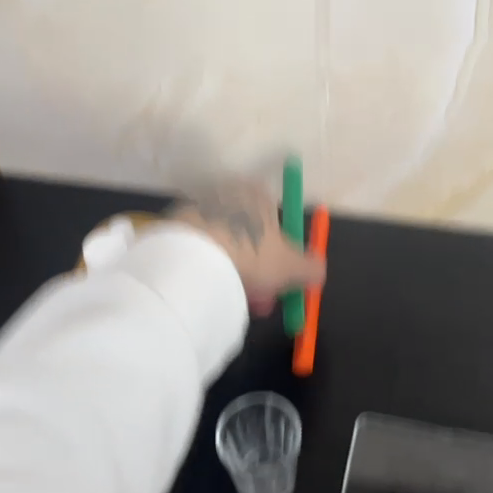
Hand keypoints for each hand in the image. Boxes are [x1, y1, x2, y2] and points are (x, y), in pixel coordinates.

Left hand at [168, 180, 325, 315]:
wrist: (193, 257)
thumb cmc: (252, 254)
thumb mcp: (292, 267)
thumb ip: (310, 268)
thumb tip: (317, 271)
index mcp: (259, 195)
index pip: (277, 223)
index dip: (282, 256)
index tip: (280, 283)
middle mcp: (230, 192)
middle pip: (250, 236)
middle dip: (258, 270)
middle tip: (258, 299)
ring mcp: (200, 206)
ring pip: (225, 245)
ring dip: (234, 272)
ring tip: (233, 299)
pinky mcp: (175, 224)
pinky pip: (201, 250)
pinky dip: (208, 268)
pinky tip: (208, 288)